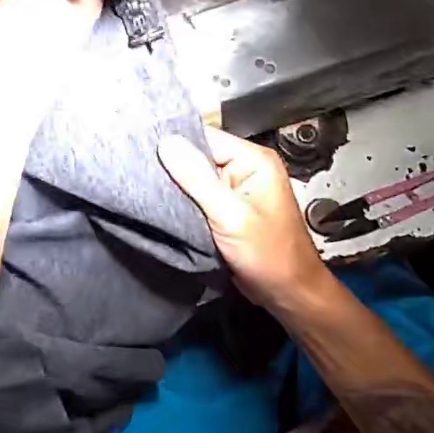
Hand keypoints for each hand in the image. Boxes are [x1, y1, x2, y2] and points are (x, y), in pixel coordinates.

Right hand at [158, 127, 328, 309]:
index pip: (205, 137)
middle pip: (198, 155)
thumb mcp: (230, 214)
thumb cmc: (269, 255)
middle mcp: (245, 168)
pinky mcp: (227, 208)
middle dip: (174, 169)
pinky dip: (184, 203)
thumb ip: (197, 178)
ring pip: (195, 178)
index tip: (144, 155)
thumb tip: (166, 142)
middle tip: (143, 177)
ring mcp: (236, 189)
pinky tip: (167, 208)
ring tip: (152, 194)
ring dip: (177, 188)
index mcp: (254, 160)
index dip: (175, 145)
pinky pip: (198, 197)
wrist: (289, 295)